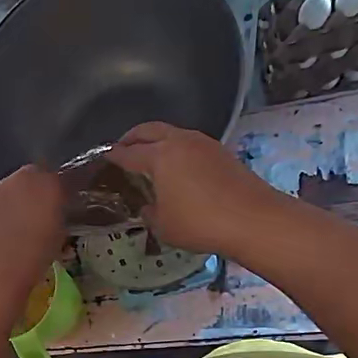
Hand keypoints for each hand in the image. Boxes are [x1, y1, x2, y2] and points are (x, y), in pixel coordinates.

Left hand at [0, 164, 66, 297]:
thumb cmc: (38, 255)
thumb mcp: (62, 234)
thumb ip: (61, 213)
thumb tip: (58, 208)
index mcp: (51, 184)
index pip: (63, 177)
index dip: (65, 189)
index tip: (67, 203)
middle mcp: (24, 178)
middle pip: (36, 175)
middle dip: (41, 189)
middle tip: (45, 211)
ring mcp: (0, 188)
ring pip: (15, 186)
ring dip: (21, 198)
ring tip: (25, 222)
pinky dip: (4, 208)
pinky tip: (6, 229)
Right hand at [109, 122, 287, 253]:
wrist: (253, 219)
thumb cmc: (200, 223)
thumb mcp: (164, 226)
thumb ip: (150, 213)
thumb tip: (148, 207)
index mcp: (159, 156)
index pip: (129, 152)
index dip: (114, 155)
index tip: (105, 156)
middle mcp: (180, 141)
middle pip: (150, 130)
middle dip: (133, 137)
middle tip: (123, 146)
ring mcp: (204, 143)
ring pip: (173, 133)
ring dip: (158, 140)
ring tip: (151, 155)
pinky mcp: (222, 152)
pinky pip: (191, 144)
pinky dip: (178, 149)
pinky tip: (179, 166)